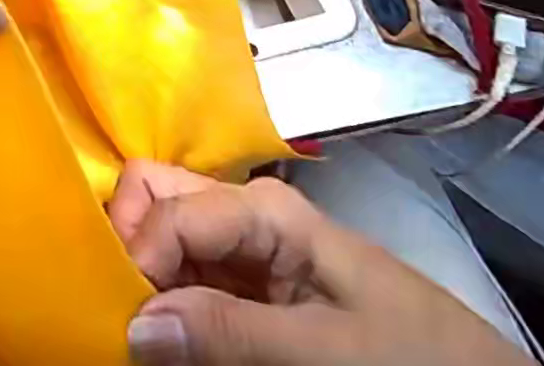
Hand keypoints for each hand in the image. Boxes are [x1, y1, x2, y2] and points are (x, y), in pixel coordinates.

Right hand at [111, 161, 534, 365]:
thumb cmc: (416, 358)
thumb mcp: (327, 353)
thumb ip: (231, 332)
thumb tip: (135, 326)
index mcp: (261, 209)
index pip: (165, 206)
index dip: (137, 253)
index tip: (128, 321)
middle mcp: (241, 211)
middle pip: (154, 195)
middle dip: (128, 241)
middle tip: (127, 310)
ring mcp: (242, 244)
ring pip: (161, 232)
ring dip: (142, 274)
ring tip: (144, 330)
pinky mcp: (247, 278)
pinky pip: (185, 270)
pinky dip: (165, 295)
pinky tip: (172, 332)